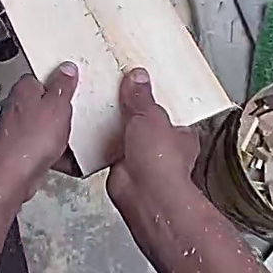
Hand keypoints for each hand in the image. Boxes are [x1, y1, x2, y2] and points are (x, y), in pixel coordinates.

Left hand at [0, 62, 77, 202]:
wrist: (13, 176)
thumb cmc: (29, 140)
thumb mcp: (58, 106)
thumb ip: (63, 85)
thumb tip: (67, 69)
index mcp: (25, 89)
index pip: (43, 76)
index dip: (61, 82)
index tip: (74, 86)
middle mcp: (18, 107)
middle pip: (47, 102)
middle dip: (63, 110)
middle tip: (76, 114)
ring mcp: (19, 129)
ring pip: (47, 126)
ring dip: (61, 133)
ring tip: (71, 138)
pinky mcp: (23, 150)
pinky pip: (46, 147)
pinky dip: (57, 152)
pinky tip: (67, 158)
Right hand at [106, 68, 202, 248]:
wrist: (143, 193)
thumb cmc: (162, 163)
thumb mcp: (151, 116)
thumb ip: (142, 97)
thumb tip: (138, 78)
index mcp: (180, 134)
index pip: (168, 109)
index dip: (154, 97)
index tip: (140, 83)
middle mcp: (161, 147)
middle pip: (143, 120)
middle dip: (130, 109)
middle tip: (116, 91)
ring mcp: (140, 156)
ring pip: (124, 132)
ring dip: (114, 124)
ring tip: (101, 104)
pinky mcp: (120, 165)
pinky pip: (107, 145)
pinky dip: (100, 139)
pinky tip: (92, 127)